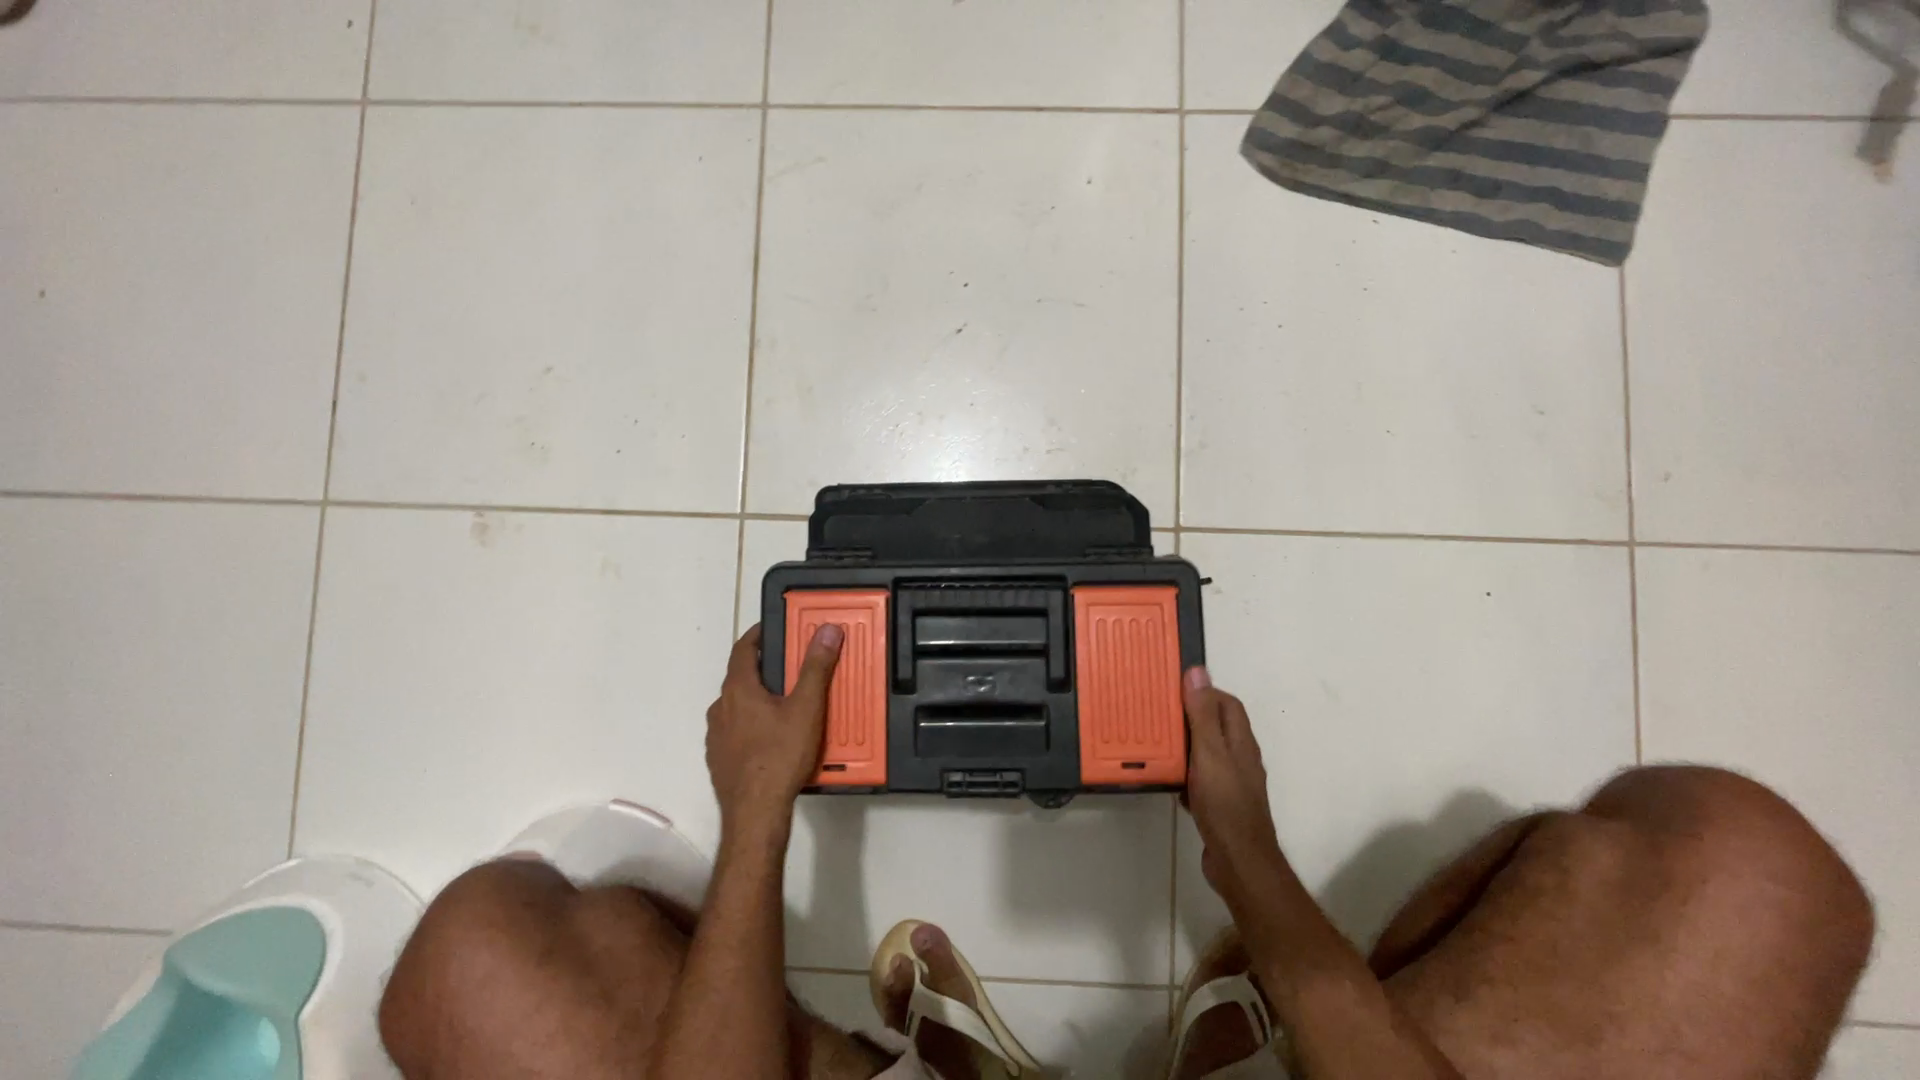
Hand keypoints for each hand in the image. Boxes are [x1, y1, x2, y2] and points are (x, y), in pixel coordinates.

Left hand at [705, 623, 842, 833]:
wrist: (755, 812)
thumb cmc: (780, 755)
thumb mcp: (806, 707)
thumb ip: (816, 667)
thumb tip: (827, 630)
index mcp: (738, 690)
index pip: (742, 649)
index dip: (757, 635)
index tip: (774, 629)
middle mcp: (720, 708)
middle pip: (740, 678)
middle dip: (763, 670)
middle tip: (790, 669)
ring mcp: (716, 736)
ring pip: (736, 707)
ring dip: (756, 700)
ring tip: (785, 707)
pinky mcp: (719, 760)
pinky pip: (735, 733)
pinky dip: (751, 727)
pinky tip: (771, 741)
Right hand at [1183, 667, 1285, 907]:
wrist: (1238, 861)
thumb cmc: (1225, 804)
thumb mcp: (1209, 753)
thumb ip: (1202, 715)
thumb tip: (1198, 672)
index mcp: (1240, 743)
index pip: (1228, 704)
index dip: (1205, 691)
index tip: (1175, 689)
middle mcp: (1240, 759)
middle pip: (1216, 727)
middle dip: (1190, 717)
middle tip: (1159, 713)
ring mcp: (1231, 784)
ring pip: (1206, 754)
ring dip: (1185, 746)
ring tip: (1156, 742)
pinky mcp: (1220, 805)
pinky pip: (1200, 780)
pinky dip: (1183, 774)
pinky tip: (1166, 779)